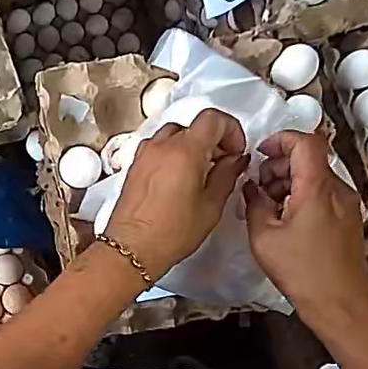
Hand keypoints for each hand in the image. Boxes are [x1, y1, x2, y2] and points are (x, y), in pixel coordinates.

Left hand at [104, 108, 247, 276]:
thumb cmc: (169, 233)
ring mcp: (144, 155)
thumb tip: (235, 160)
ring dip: (192, 146)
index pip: (213, 119)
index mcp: (184, 151)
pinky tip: (180, 179)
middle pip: (194, 126)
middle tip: (223, 164)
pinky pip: (158, 149)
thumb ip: (227, 175)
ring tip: (201, 173)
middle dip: (213, 140)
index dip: (231, 130)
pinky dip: (173, 154)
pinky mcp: (134, 167)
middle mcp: (161, 146)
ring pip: (174, 135)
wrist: (131, 249)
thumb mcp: (211, 205)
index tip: (235, 150)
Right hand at [243, 130, 367, 321]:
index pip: (306, 142)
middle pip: (309, 159)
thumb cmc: (302, 271)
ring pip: (314, 177)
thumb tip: (252, 189)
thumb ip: (255, 204)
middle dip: (278, 166)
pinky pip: (322, 195)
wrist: (341, 303)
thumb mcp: (263, 237)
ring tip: (265, 206)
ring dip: (287, 182)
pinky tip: (282, 220)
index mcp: (318, 188)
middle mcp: (338, 190)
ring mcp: (346, 205)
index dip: (281, 139)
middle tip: (256, 187)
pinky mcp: (347, 220)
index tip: (261, 153)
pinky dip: (300, 197)